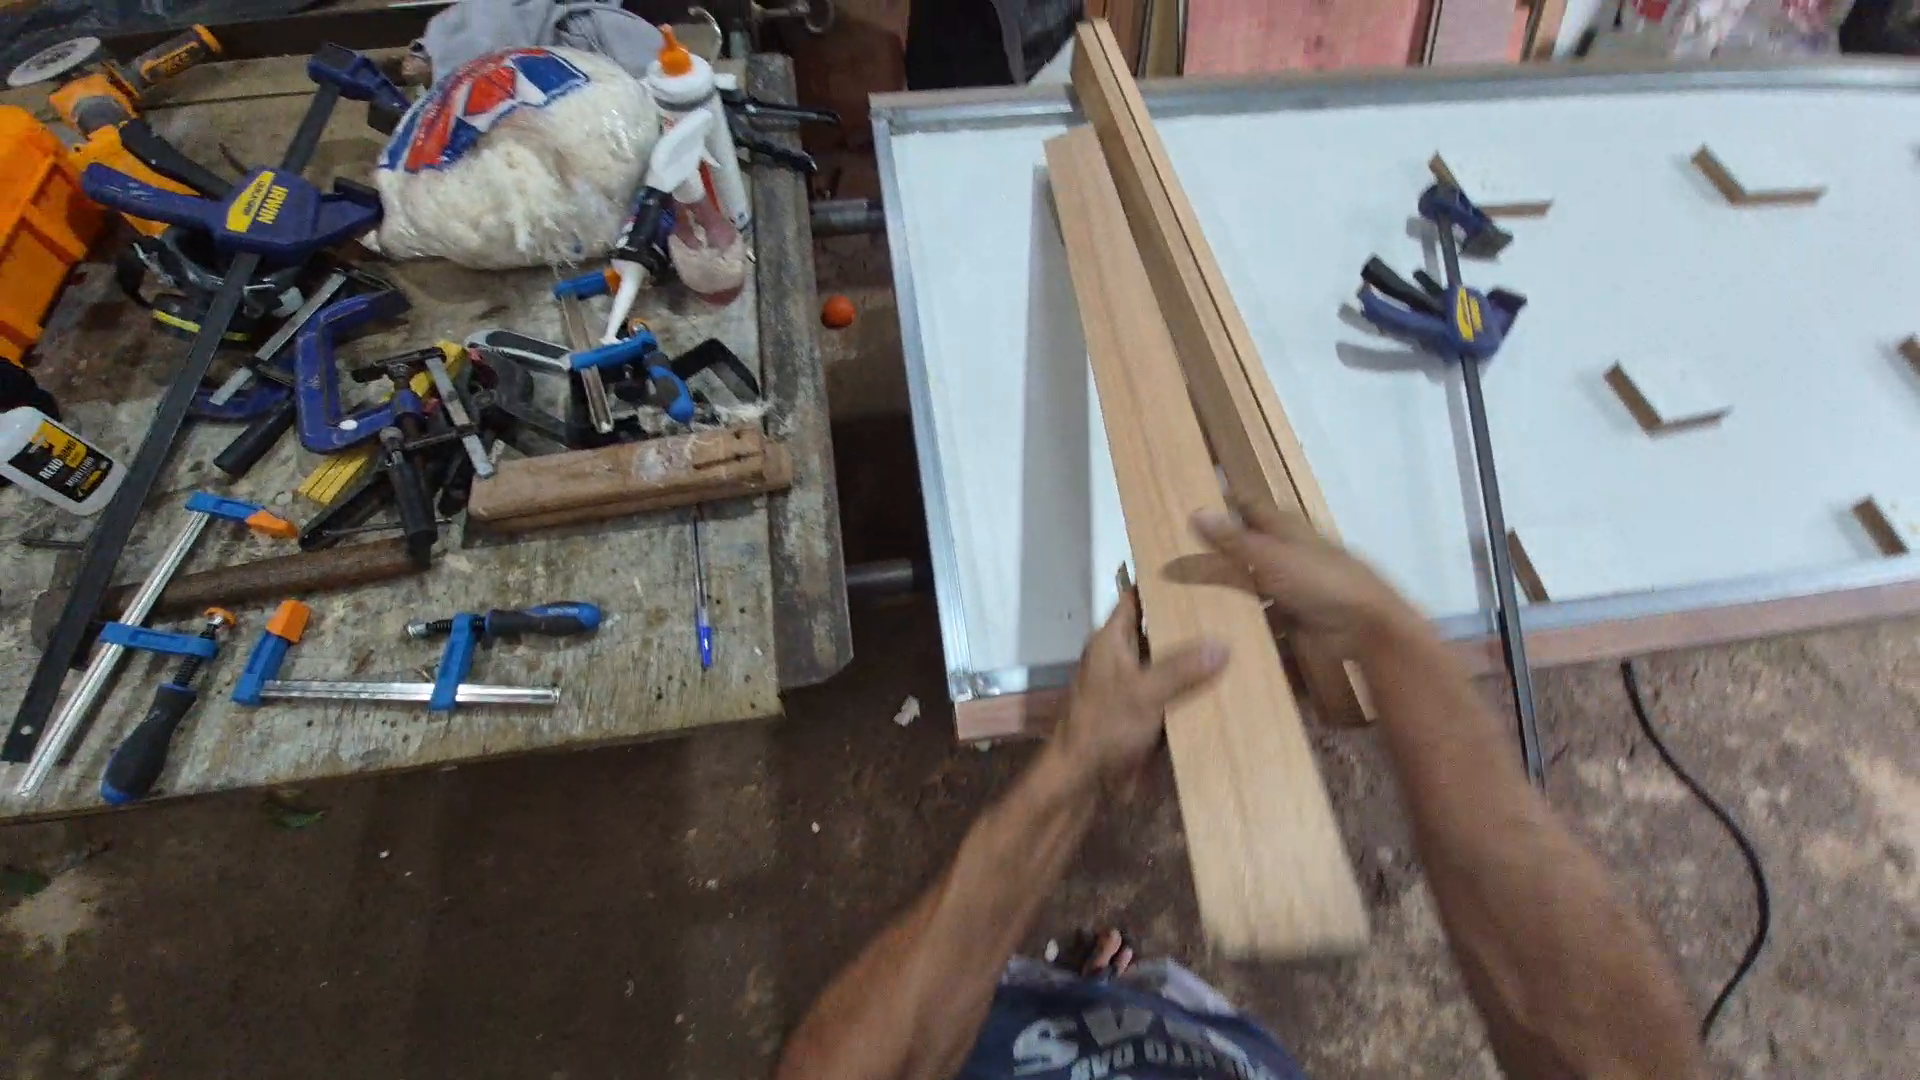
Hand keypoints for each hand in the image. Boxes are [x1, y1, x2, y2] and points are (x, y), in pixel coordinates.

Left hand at [1051, 588, 1227, 787]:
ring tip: (1241, 637)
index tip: (1195, 568)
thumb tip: (1223, 643)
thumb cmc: (1104, 725)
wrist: (1084, 777)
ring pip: (1168, 660)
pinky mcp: (1145, 709)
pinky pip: (1173, 689)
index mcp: (1111, 641)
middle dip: (1188, 620)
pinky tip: (1228, 682)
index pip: (1134, 598)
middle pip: (1157, 629)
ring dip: (1195, 655)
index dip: (1159, 582)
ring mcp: (1133, 684)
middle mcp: (1122, 656)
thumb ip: (1182, 668)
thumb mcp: (1145, 693)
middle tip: (1232, 604)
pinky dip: (1194, 686)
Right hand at [1188, 497, 1420, 655]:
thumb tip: (1195, 511)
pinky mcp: (1296, 615)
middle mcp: (1291, 553)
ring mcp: (1295, 585)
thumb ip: (1233, 540)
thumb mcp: (1271, 557)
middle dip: (1225, 542)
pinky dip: (1244, 613)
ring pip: (1255, 578)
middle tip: (1186, 543)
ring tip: (1192, 584)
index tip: (1201, 494)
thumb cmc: (1321, 582)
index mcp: (1289, 530)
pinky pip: (1262, 611)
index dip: (1231, 499)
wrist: (1367, 629)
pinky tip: (1219, 618)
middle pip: (1253, 542)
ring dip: (1231, 581)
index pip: (1254, 506)